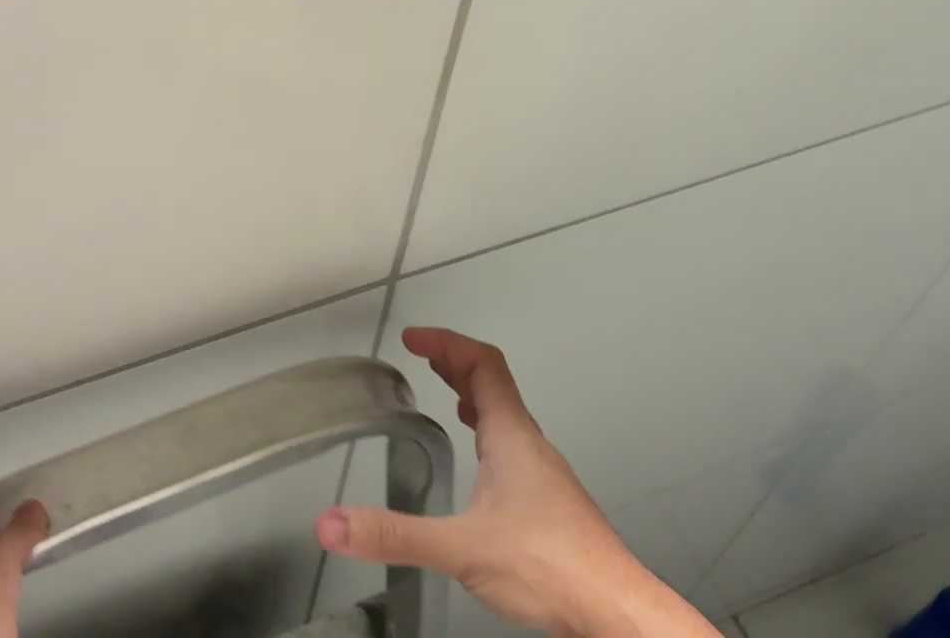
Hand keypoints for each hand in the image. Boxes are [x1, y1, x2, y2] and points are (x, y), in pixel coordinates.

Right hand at [315, 328, 719, 637]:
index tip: (413, 337)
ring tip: (440, 386)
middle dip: (452, 359)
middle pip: (492, 381)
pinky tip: (474, 453)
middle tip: (420, 353)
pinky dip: (483, 426)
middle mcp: (528, 444)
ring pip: (503, 412)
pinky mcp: (545, 498)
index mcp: (511, 436)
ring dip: (469, 390)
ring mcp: (540, 471)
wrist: (616, 610)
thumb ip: (395, 535)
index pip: (481, 364)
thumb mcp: (461, 548)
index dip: (446, 342)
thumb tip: (333, 523)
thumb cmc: (551, 567)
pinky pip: (509, 441)